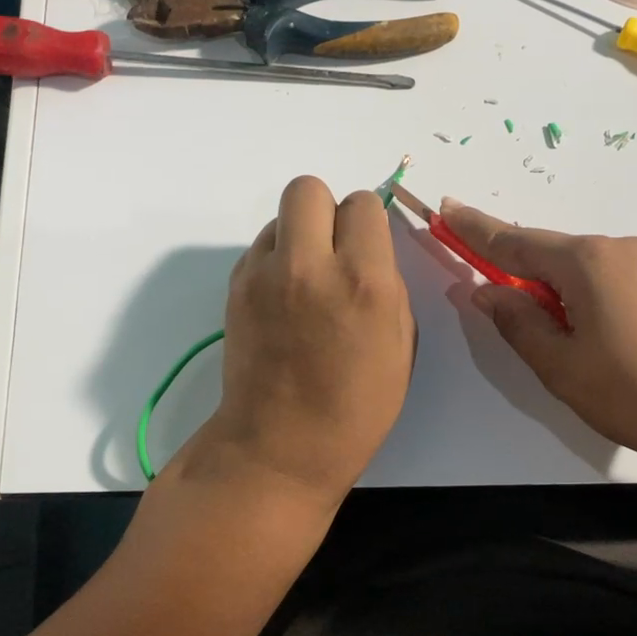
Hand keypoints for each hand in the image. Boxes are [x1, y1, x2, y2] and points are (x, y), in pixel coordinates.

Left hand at [193, 176, 414, 497]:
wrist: (280, 446)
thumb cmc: (356, 409)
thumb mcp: (400, 346)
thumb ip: (388, 286)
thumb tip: (368, 252)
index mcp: (364, 282)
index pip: (362, 205)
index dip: (367, 225)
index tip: (366, 252)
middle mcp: (311, 266)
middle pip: (309, 189)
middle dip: (327, 212)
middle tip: (334, 252)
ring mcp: (264, 275)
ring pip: (281, 216)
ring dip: (299, 236)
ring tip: (305, 281)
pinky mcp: (236, 288)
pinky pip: (261, 248)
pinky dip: (275, 261)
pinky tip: (282, 301)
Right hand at [441, 199, 636, 469]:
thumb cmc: (633, 394)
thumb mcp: (560, 365)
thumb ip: (517, 321)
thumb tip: (486, 290)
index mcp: (587, 261)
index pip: (514, 240)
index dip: (475, 230)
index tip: (445, 209)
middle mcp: (619, 251)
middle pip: (549, 253)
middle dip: (513, 267)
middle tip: (484, 285)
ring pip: (579, 272)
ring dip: (549, 291)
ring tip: (540, 334)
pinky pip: (605, 285)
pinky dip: (579, 300)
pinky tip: (581, 336)